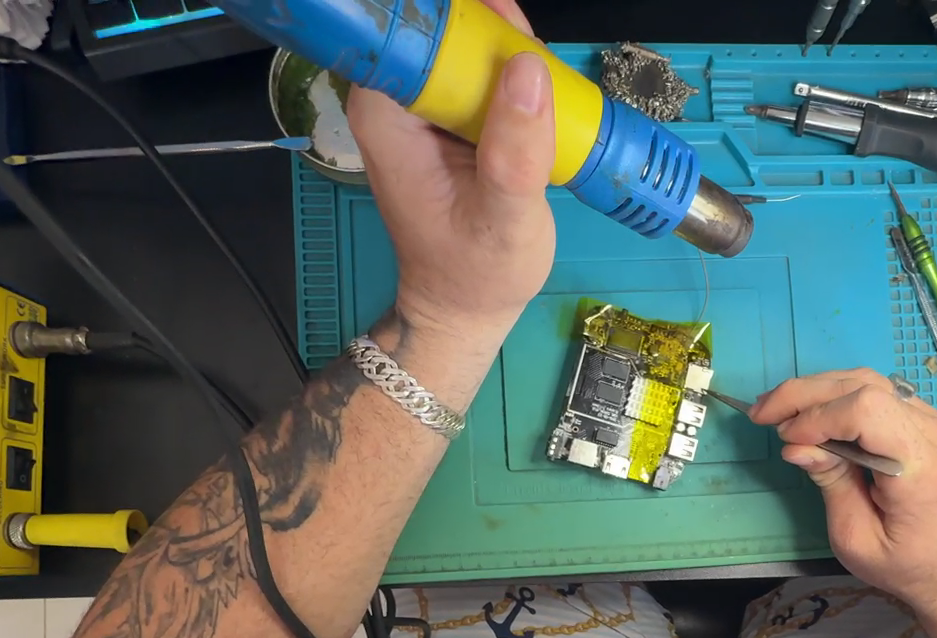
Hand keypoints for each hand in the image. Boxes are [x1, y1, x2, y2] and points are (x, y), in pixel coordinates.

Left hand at [346, 0, 555, 353]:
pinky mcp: (447, 118)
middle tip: (540, 68)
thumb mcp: (504, 222)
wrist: (467, 309)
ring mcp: (421, 106)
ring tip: (547, 93)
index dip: (463, 19)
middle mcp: (395, 97)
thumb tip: (528, 69)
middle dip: (493, 33)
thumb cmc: (478, 275)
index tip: (509, 32)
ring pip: (464, 43)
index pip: (410, 25)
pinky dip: (512, 77)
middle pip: (441, 26)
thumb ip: (514, 153)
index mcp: (388, 113)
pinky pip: (479, 71)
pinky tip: (538, 104)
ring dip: (509, 54)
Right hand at [751, 369, 936, 637]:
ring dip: (820, 391)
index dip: (818, 415)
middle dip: (807, 394)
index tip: (784, 436)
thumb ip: (831, 484)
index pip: (868, 412)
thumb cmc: (908, 567)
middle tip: (763, 411)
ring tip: (780, 409)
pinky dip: (842, 399)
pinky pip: (885, 397)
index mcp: (923, 471)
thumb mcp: (856, 539)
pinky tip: (814, 414)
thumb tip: (796, 445)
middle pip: (868, 386)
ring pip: (874, 383)